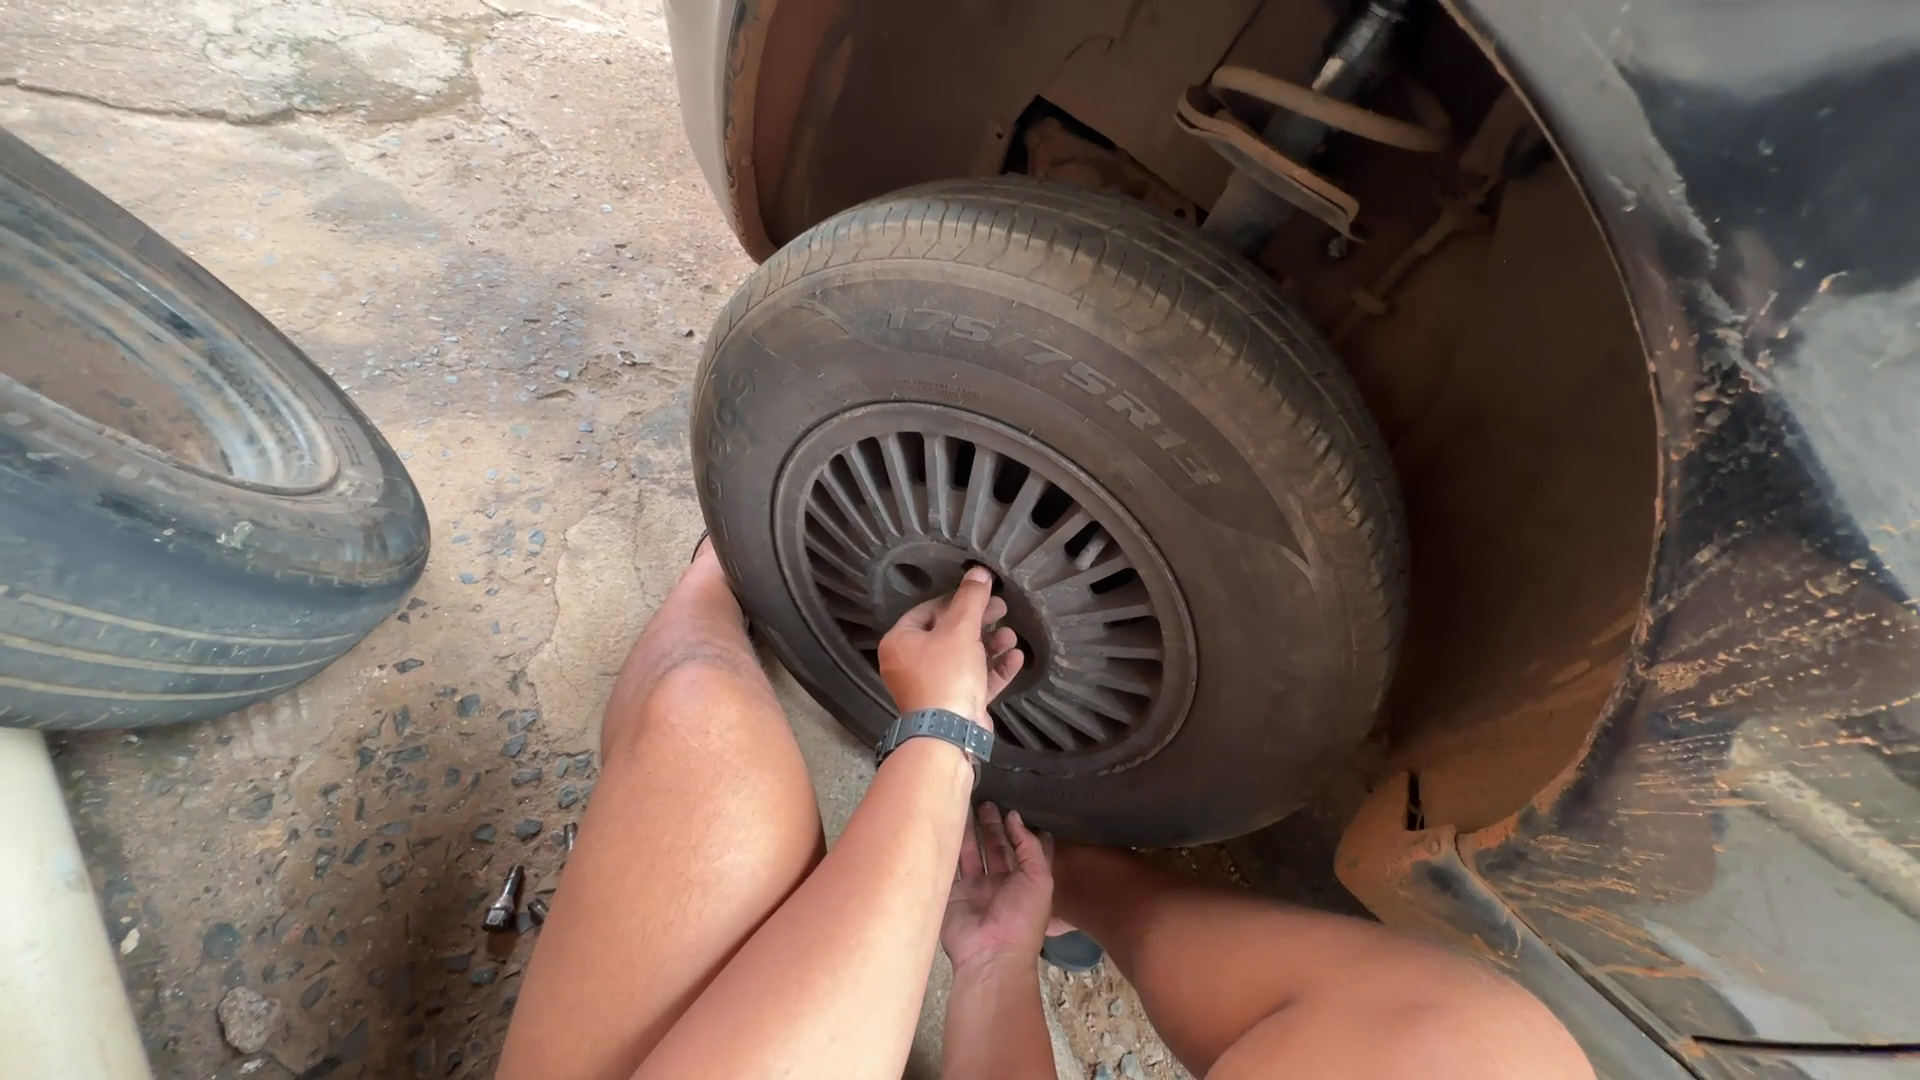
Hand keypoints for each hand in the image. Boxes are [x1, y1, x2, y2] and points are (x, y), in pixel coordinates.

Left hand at [878, 565, 1023, 725]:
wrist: (949, 734)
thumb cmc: (946, 674)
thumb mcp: (960, 629)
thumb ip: (971, 599)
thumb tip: (979, 571)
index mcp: (900, 642)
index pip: (928, 610)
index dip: (956, 600)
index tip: (981, 594)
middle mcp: (911, 663)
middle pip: (949, 633)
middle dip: (979, 622)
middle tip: (1002, 609)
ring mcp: (931, 686)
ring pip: (964, 657)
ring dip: (990, 645)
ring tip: (1011, 636)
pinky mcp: (952, 704)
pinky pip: (973, 680)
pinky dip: (993, 669)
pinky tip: (1015, 658)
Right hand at [942, 803, 1053, 971]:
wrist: (990, 954)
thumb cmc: (1022, 918)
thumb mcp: (1039, 879)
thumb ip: (1029, 846)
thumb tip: (1015, 817)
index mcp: (1025, 882)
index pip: (1025, 850)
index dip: (1022, 831)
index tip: (1016, 809)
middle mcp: (1000, 883)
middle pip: (996, 847)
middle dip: (993, 825)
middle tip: (988, 801)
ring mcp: (976, 888)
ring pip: (972, 852)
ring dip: (971, 830)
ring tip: (967, 804)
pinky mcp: (954, 892)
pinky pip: (951, 864)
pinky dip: (948, 846)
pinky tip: (947, 825)